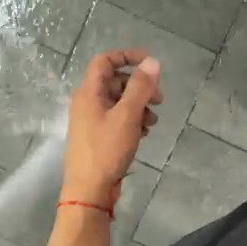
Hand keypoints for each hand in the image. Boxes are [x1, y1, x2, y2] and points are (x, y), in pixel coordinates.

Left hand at [61, 49, 162, 205]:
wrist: (89, 190)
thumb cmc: (106, 150)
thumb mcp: (127, 116)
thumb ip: (140, 87)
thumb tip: (153, 61)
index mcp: (89, 92)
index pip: (105, 61)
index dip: (127, 56)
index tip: (150, 63)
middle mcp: (87, 102)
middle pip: (115, 82)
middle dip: (139, 86)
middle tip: (159, 100)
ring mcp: (92, 120)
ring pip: (119, 102)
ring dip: (139, 106)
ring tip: (153, 121)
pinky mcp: (98, 136)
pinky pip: (117, 119)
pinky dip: (132, 120)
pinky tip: (144, 133)